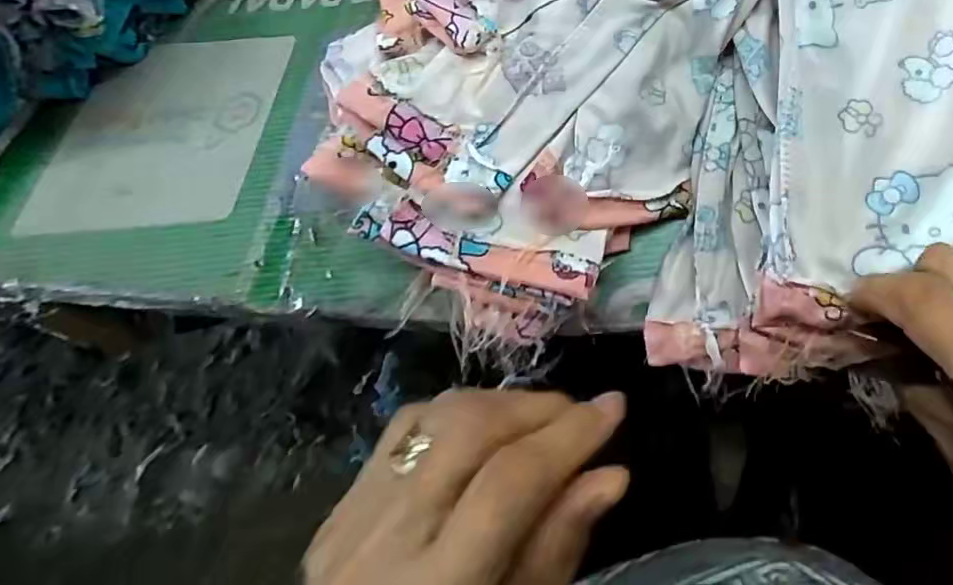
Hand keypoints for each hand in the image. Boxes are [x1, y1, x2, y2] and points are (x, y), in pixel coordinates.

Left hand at [303, 389, 628, 584]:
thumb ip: (557, 549)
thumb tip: (612, 473)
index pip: (509, 483)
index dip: (569, 437)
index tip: (614, 406)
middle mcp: (383, 544)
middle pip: (471, 430)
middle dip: (539, 408)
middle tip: (580, 415)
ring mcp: (351, 521)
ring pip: (439, 416)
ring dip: (503, 403)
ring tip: (542, 418)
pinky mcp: (338, 509)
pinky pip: (407, 427)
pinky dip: (458, 413)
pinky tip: (487, 425)